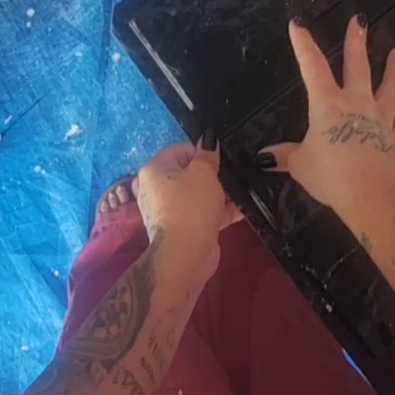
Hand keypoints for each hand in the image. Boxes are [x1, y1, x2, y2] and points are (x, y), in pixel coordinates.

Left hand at [133, 142, 238, 285]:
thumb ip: (208, 153)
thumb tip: (208, 139)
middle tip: (231, 179)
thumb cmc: (191, 207)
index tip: (221, 163)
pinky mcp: (180, 228)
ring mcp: (167, 210)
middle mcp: (155, 188)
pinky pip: (201, 212)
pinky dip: (217, 211)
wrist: (185, 256)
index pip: (182, 150)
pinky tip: (240, 211)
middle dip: (213, 176)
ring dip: (219, 194)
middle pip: (190, 173)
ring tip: (239, 195)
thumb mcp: (204, 173)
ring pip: (197, 194)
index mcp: (154, 169)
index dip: (204, 154)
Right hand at [261, 17, 394, 214]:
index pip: (312, 66)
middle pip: (357, 65)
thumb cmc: (331, 175)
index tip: (298, 24)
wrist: (370, 195)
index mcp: (327, 103)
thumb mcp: (300, 165)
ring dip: (394, 69)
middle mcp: (355, 103)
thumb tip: (264, 158)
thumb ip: (284, 157)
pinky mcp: (394, 139)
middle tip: (359, 20)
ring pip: (390, 87)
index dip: (303, 44)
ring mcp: (378, 119)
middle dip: (356, 41)